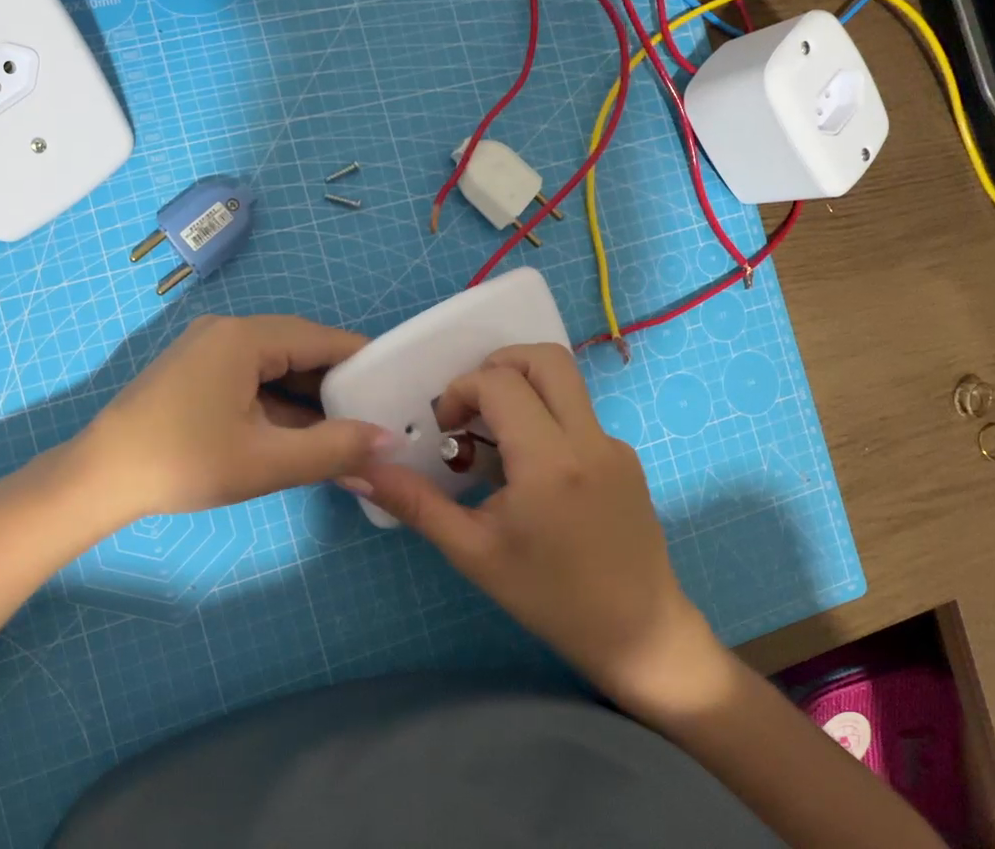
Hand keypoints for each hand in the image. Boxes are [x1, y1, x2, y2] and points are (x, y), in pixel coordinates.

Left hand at [76, 315, 393, 518]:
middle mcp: (225, 333)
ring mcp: (205, 354)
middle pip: (298, 351)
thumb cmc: (185, 461)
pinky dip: (277, 407)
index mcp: (244, 337)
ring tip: (348, 434)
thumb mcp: (268, 460)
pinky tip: (301, 439)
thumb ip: (334, 449)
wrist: (101, 477)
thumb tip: (390, 442)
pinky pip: (249, 382)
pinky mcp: (193, 377)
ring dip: (307, 402)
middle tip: (377, 418)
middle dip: (336, 387)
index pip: (322, 339)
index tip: (398, 388)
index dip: (363, 362)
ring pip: (273, 370)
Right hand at [355, 343, 721, 705]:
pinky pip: (576, 416)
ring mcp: (614, 447)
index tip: (444, 429)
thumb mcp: (472, 552)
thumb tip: (355, 471)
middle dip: (495, 366)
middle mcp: (589, 440)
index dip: (460, 391)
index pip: (500, 383)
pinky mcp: (624, 460)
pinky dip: (542, 420)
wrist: (639, 635)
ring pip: (565, 383)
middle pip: (545, 359)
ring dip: (519, 391)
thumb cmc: (549, 597)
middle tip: (468, 408)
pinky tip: (523, 474)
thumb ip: (414, 503)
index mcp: (550, 461)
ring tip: (490, 443)